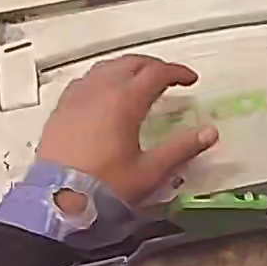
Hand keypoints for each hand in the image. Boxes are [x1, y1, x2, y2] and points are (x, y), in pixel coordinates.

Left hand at [37, 54, 219, 206]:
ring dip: (125, 68)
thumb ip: (180, 149)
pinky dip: (101, 79)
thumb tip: (209, 133)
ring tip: (137, 80)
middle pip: (130, 63)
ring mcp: (76, 99)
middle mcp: (98, 91)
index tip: (189, 79)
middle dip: (152, 66)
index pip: (156, 73)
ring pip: (104, 68)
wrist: (58, 202)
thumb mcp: (149, 172)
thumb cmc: (105, 188)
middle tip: (167, 77)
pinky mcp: (60, 111)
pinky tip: (103, 92)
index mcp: (124, 101)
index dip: (176, 72)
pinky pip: (84, 82)